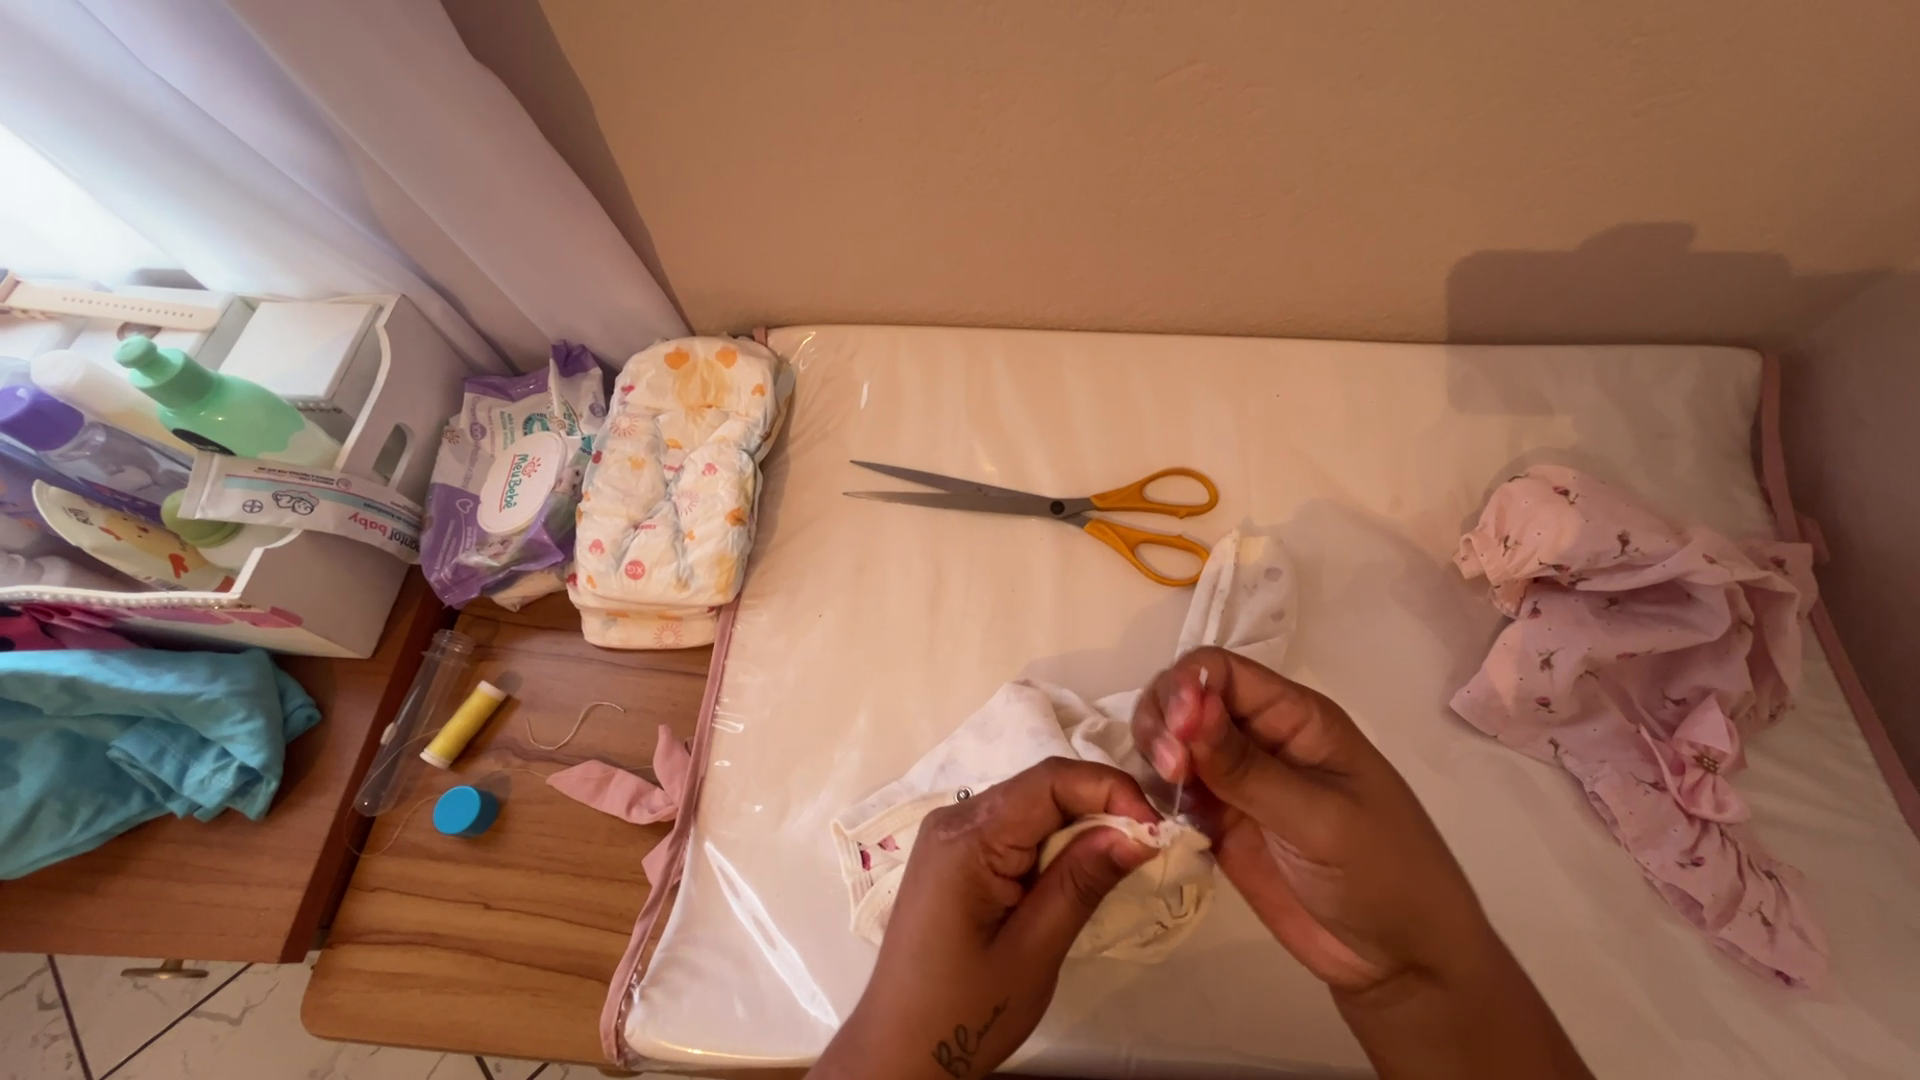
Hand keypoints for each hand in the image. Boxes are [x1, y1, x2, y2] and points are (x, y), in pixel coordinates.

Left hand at [811, 758, 1158, 1079]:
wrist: (898, 1049)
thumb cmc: (965, 1008)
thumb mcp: (1034, 949)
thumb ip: (1082, 880)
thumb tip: (1138, 830)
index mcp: (967, 836)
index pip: (1049, 781)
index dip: (1109, 788)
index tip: (1156, 826)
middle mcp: (954, 818)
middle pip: (1040, 788)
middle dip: (1100, 806)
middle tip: (1149, 845)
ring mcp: (951, 833)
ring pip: (1030, 805)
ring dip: (1080, 824)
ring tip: (1122, 858)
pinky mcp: (956, 853)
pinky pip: (1014, 827)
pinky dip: (1053, 840)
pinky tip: (1077, 868)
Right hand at [1135, 647, 1489, 993]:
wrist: (1401, 961)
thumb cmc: (1382, 875)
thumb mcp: (1318, 818)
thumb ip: (1246, 767)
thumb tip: (1186, 709)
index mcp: (1293, 716)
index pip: (1220, 671)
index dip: (1186, 688)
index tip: (1176, 735)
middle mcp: (1257, 736)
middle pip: (1183, 699)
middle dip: (1162, 722)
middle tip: (1169, 773)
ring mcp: (1235, 779)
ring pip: (1170, 742)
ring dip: (1153, 758)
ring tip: (1164, 800)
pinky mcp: (1218, 819)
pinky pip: (1171, 791)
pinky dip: (1154, 797)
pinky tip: (1158, 820)